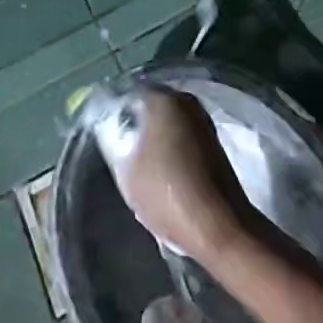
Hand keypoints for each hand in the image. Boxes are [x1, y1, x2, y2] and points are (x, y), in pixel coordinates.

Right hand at [97, 87, 254, 259]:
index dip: (111, 111)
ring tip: (139, 163)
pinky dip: (170, 147)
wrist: (220, 228)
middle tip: (119, 147)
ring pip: (167, 122)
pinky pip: (181, 137)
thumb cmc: (167, 193)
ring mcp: (203, 122)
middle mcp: (186, 101)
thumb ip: (114, 140)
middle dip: (133, 124)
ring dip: (153, 136)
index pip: (126, 93)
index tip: (102, 130)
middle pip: (149, 106)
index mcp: (163, 98)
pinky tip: (161, 171)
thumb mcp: (126, 168)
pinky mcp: (214, 144)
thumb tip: (112, 128)